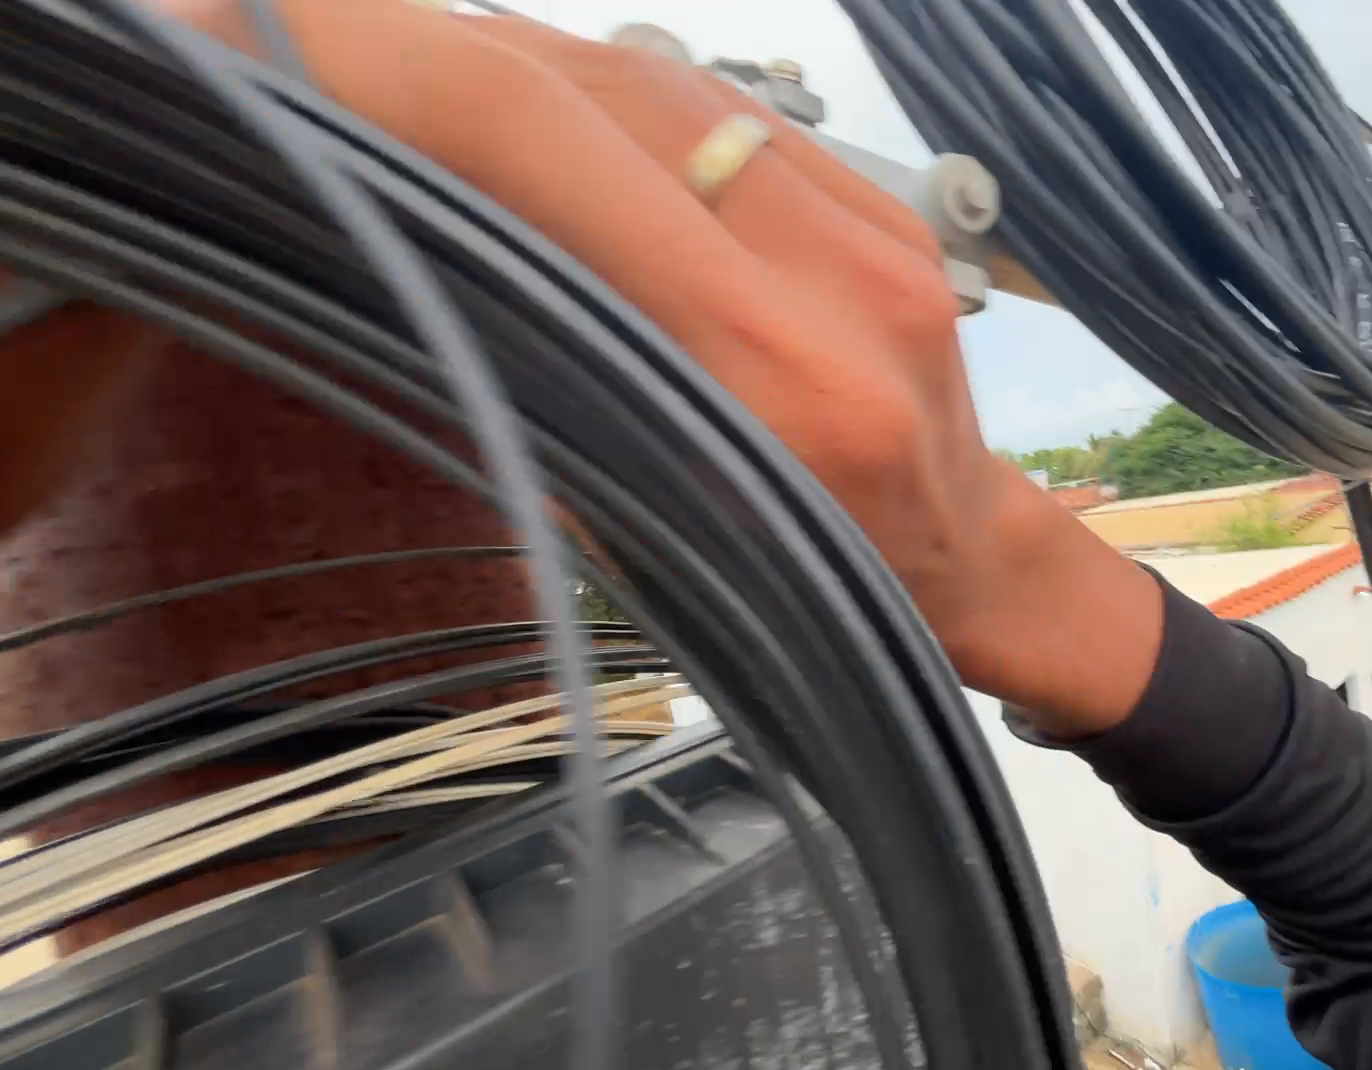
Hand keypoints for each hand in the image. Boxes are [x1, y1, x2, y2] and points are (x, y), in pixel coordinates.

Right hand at [118, 0, 1163, 734]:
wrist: (962, 555)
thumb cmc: (826, 573)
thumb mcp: (668, 521)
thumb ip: (561, 378)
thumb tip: (431, 241)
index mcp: (772, 378)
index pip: (548, 148)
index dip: (387, 74)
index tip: (276, 61)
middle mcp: (839, 283)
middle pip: (606, 95)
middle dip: (455, 67)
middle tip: (361, 86)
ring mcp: (884, 241)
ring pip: (673, 93)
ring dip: (551, 89)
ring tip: (478, 127)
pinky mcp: (899, 223)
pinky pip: (740, 125)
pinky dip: (647, 123)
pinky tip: (605, 156)